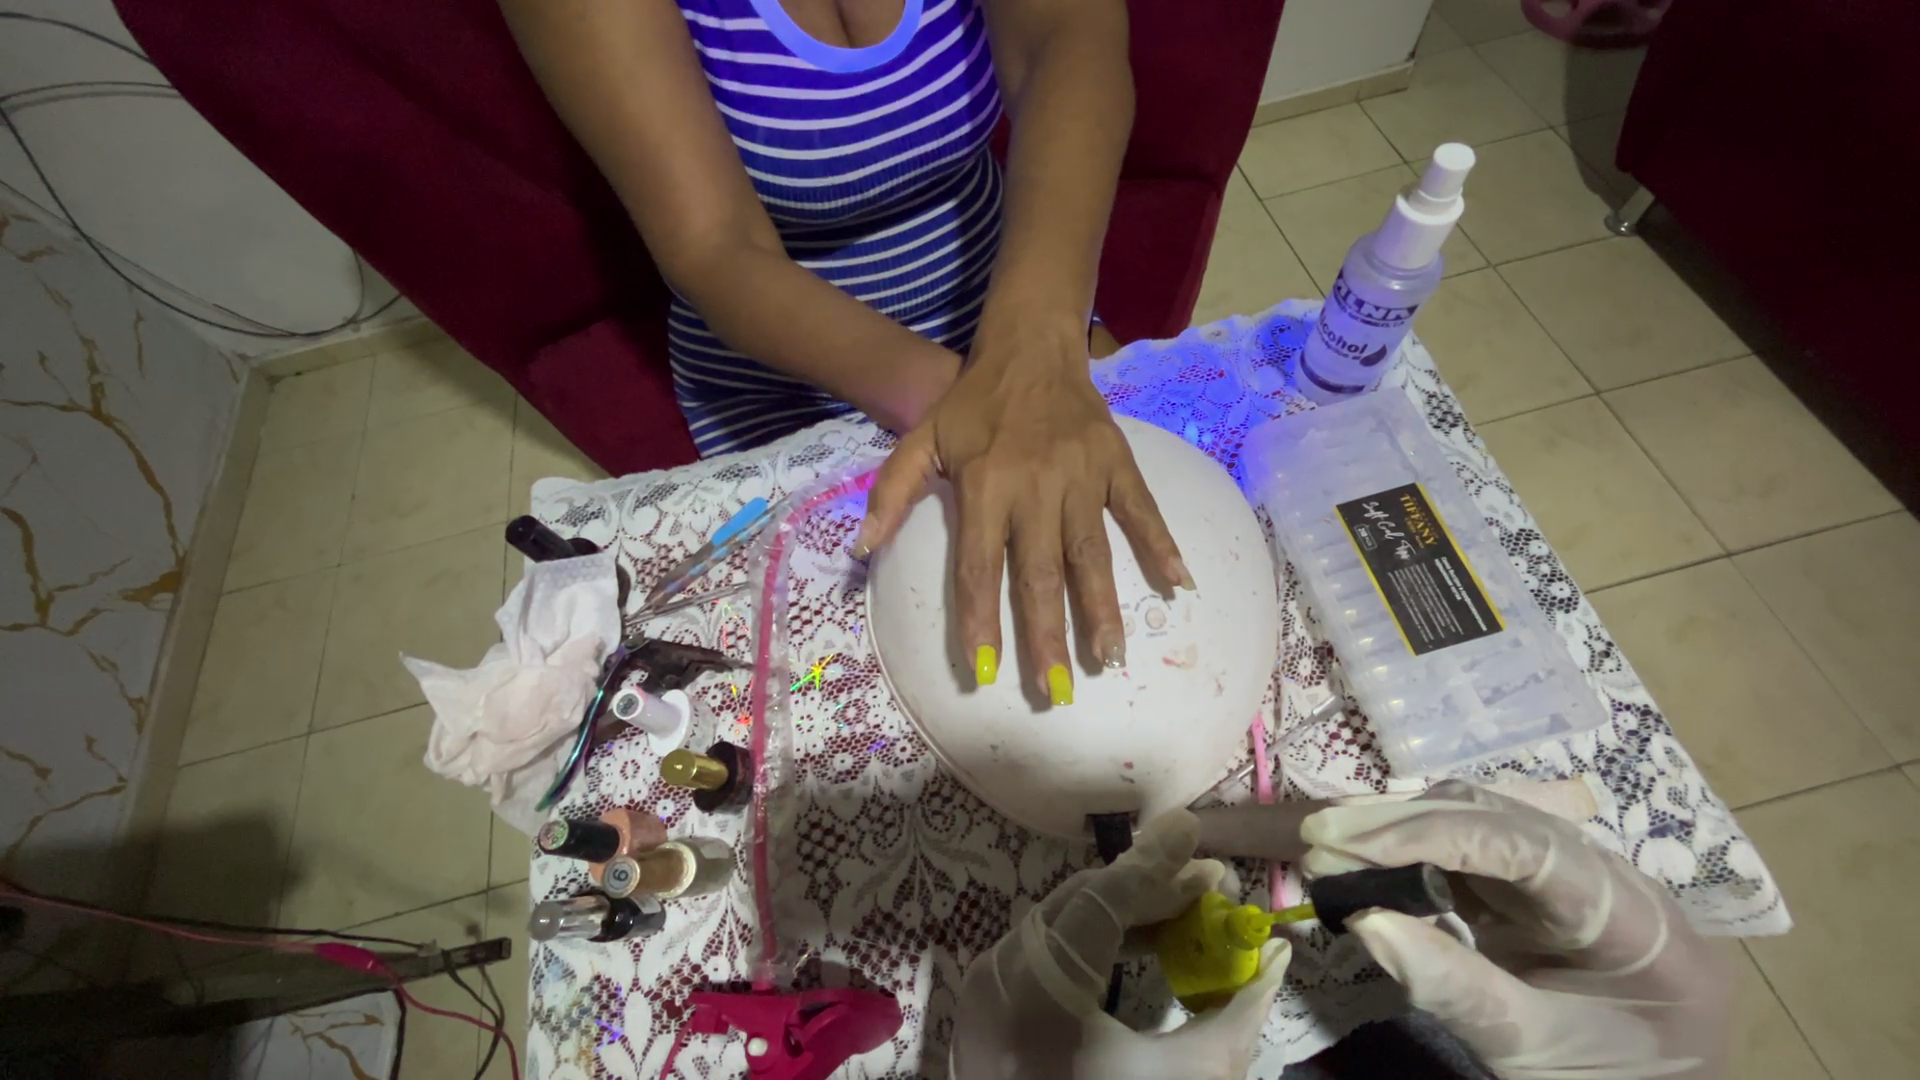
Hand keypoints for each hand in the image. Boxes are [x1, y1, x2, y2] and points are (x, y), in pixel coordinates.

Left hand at [855, 315, 1191, 705]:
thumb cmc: (972, 404)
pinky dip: (1160, 545)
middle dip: (1045, 636)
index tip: (986, 672)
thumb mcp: (920, 439)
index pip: (980, 567)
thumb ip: (892, 492)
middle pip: (1040, 573)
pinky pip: (1140, 510)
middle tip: (1055, 691)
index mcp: (985, 485)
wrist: (1030, 349)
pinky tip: (1176, 584)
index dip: (980, 622)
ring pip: (1092, 553)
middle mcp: (1035, 486)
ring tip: (1109, 659)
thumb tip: (863, 549)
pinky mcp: (1116, 462)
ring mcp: (1081, 475)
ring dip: (1100, 609)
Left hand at [951, 810, 1290, 1079]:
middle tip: (1209, 881)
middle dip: (1149, 884)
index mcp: (1040, 988)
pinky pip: (1045, 943)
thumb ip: (1232, 1021)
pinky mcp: (987, 994)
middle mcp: (1002, 968)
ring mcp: (987, 980)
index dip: (1152, 862)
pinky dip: (1093, 935)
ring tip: (1188, 904)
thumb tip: (1275, 959)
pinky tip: (1142, 938)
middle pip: (1082, 900)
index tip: (1192, 827)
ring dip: (1125, 907)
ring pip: (1063, 916)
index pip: (1100, 898)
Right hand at [1302, 780, 1730, 1079]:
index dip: (1428, 836)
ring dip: (1393, 827)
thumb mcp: (1533, 1052)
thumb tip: (1361, 919)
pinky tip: (1365, 859)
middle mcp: (1602, 871)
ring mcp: (1565, 866)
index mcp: (1632, 918)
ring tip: (1329, 844)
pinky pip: (1461, 842)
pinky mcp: (1530, 876)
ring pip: (1468, 816)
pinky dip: (1406, 848)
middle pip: (1487, 815)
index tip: (1346, 846)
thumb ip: (1454, 988)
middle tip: (1317, 839)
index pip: (1521, 845)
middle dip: (1395, 823)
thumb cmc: (1603, 1076)